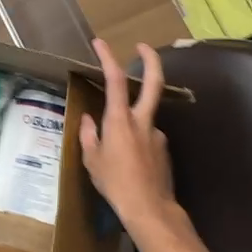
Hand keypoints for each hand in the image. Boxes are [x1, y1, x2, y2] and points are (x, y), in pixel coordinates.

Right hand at [79, 40, 181, 237]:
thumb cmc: (114, 183)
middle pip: (153, 83)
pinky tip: (128, 164)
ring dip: (131, 122)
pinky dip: (136, 143)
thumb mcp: (91, 159)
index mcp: (119, 121)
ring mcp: (157, 134)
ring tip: (116, 152)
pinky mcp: (163, 149)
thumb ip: (88, 135)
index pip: (114, 80)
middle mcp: (142, 121)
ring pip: (144, 116)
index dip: (107, 58)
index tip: (100, 43)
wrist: (149, 208)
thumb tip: (87, 119)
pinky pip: (147, 138)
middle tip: (143, 46)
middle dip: (150, 60)